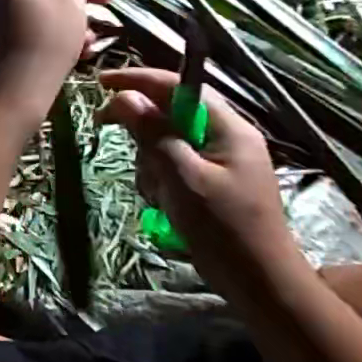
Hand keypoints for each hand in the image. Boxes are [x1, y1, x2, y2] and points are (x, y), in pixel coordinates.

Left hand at [0, 0, 113, 120]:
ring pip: (44, 6)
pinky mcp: (8, 45)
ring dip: (75, 13)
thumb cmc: (43, 42)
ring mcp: (2, 22)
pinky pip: (38, 28)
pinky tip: (84, 49)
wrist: (15, 98)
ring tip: (99, 30)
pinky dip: (62, 33)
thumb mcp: (67, 1)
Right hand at [97, 67, 297, 281]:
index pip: (178, 87)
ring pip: (165, 142)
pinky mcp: (209, 183)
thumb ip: (153, 134)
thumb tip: (124, 97)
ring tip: (157, 190)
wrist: (260, 281)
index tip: (101, 82)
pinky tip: (164, 202)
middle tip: (108, 132)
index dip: (138, 80)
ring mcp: (218, 161)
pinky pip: (171, 165)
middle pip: (169, 113)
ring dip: (150, 161)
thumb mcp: (182, 177)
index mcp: (227, 128)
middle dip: (142, 129)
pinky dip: (159, 178)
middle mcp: (224, 137)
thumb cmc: (224, 227)